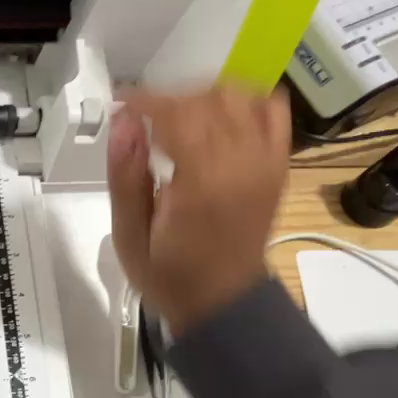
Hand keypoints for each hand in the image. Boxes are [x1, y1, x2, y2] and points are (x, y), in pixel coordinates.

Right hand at [107, 88, 290, 335]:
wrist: (222, 301)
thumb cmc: (168, 274)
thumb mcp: (128, 235)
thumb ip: (124, 177)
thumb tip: (122, 123)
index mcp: (201, 183)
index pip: (177, 114)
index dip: (145, 100)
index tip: (120, 102)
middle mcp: (242, 164)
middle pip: (208, 99)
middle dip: (170, 98)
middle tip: (142, 118)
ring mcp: (266, 162)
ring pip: (240, 98)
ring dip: (204, 97)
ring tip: (177, 118)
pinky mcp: (277, 164)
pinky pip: (272, 112)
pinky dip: (246, 101)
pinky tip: (219, 116)